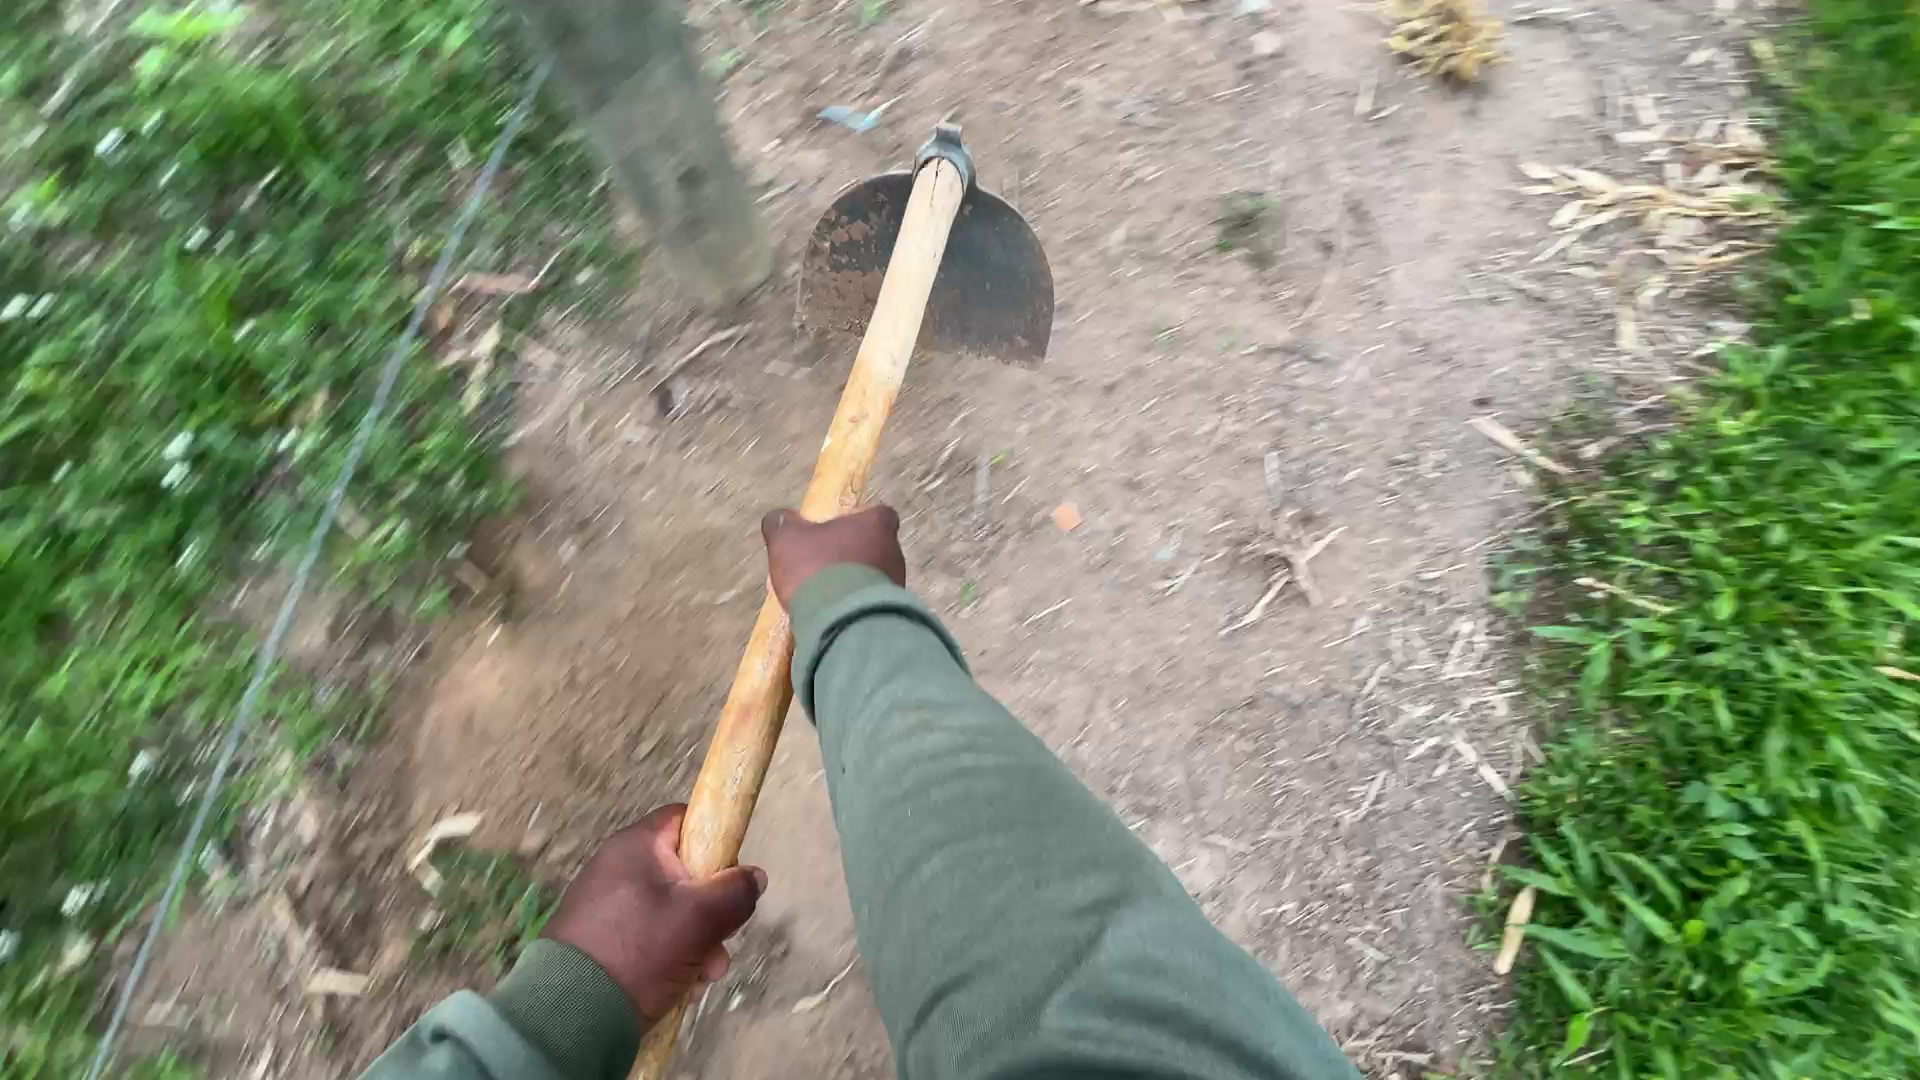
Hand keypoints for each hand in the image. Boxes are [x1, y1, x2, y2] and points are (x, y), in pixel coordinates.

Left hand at [540, 804, 765, 1019]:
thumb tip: (754, 877)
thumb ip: (735, 892)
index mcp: (637, 845)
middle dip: (712, 907)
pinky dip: (668, 954)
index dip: (716, 840)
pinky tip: (680, 984)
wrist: (563, 1020)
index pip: (687, 819)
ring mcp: (604, 905)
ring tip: (703, 974)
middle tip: (721, 939)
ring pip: (669, 908)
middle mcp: (617, 867)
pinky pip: (646, 934)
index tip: (730, 874)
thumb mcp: (699, 919)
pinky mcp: (597, 940)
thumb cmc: (638, 950)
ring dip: (696, 938)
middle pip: (684, 870)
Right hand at [761, 504, 906, 607]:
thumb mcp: (787, 540)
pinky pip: (872, 601)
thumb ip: (782, 523)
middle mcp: (894, 550)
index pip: (879, 514)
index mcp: (876, 524)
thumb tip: (779, 518)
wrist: (843, 620)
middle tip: (825, 565)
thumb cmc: (818, 568)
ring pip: (875, 576)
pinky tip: (835, 612)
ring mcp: (897, 582)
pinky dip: (857, 604)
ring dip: (855, 581)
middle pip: (876, 546)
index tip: (839, 531)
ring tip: (826, 593)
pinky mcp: (892, 610)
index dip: (860, 521)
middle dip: (853, 554)